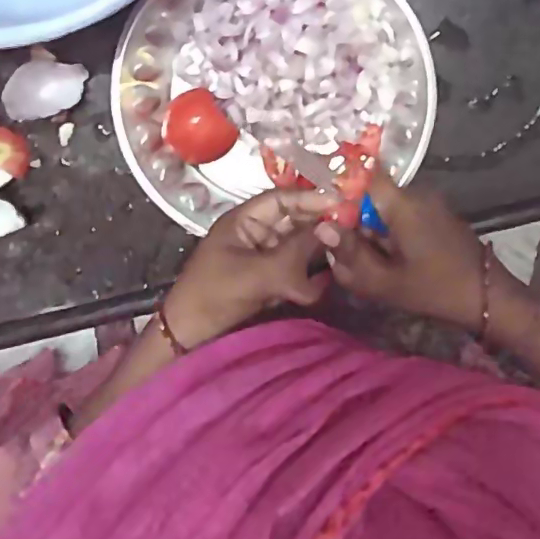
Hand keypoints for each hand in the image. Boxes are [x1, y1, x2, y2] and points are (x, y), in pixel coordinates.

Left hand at [165, 189, 338, 345]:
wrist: (189, 340)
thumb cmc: (214, 296)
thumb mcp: (256, 273)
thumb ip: (295, 253)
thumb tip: (332, 233)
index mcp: (244, 221)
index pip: (283, 199)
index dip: (311, 198)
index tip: (341, 203)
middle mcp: (256, 234)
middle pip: (295, 220)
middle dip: (320, 225)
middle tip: (351, 228)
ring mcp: (263, 257)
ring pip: (299, 245)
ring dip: (319, 250)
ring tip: (344, 252)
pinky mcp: (270, 280)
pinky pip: (297, 269)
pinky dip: (312, 274)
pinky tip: (328, 279)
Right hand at [316, 173, 487, 328]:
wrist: (487, 296)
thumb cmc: (434, 289)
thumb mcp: (385, 281)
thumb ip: (351, 254)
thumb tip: (321, 227)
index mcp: (404, 203)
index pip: (364, 174)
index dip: (340, 184)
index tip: (320, 203)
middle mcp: (417, 193)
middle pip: (372, 193)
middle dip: (353, 217)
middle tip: (341, 246)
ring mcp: (429, 202)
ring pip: (386, 205)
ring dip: (372, 227)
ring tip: (365, 257)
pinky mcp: (436, 214)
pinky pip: (402, 213)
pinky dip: (389, 230)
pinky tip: (386, 256)